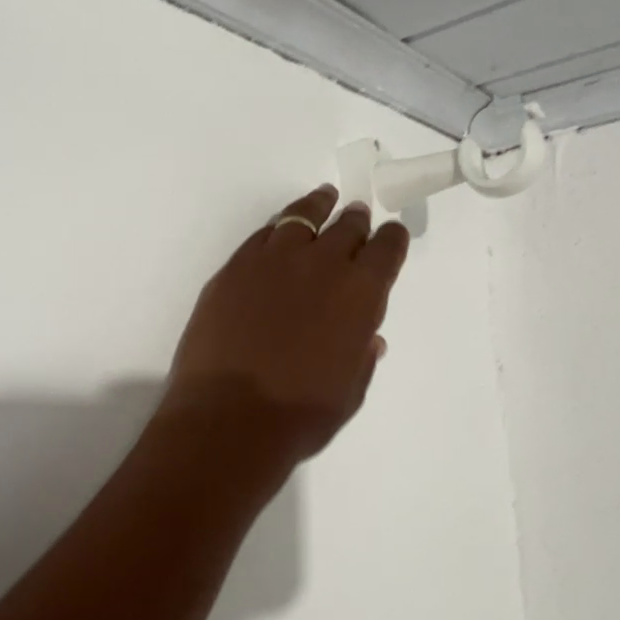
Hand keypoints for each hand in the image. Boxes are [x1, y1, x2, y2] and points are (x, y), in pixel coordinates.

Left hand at [161, 184, 409, 462]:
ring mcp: (272, 261)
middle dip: (355, 221)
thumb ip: (360, 358)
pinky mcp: (233, 270)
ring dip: (316, 208)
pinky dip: (277, 229)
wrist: (229, 419)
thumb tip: (367, 339)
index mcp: (360, 293)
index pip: (386, 249)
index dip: (391, 240)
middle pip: (346, 227)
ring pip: (300, 217)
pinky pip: (261, 235)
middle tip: (356, 216)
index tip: (390, 237)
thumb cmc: (299, 416)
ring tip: (322, 200)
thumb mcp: (348, 392)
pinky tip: (278, 233)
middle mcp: (321, 265)